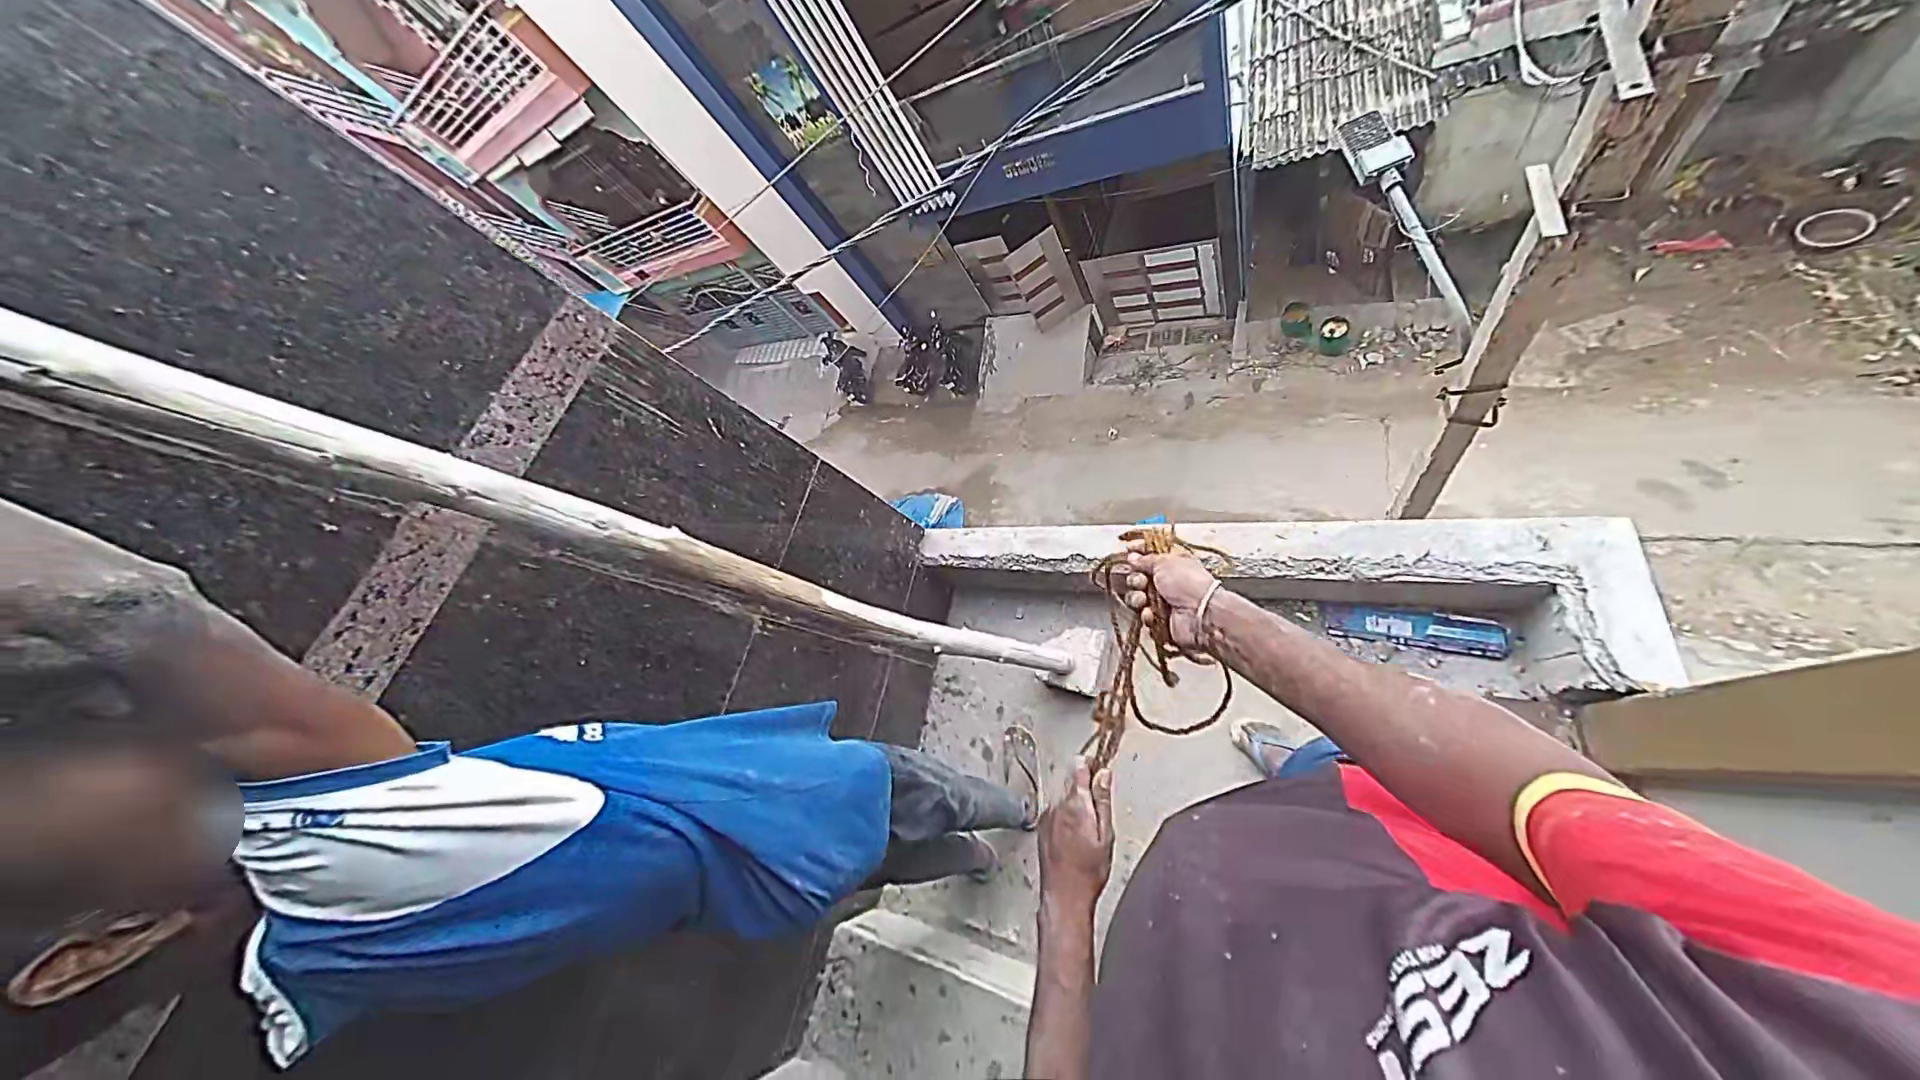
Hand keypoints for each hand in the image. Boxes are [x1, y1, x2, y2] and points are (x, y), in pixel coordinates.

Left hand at [1038, 760, 1113, 912]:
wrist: (1064, 895)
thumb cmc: (1088, 871)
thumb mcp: (1106, 835)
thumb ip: (1103, 800)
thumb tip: (1104, 774)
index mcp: (1075, 804)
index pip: (1080, 768)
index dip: (1091, 765)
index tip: (1099, 767)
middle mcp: (1057, 805)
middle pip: (1071, 782)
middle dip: (1084, 787)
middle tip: (1098, 806)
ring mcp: (1047, 815)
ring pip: (1062, 796)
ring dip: (1073, 802)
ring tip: (1086, 827)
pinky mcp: (1042, 826)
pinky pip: (1055, 810)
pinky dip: (1064, 814)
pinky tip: (1073, 835)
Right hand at [1122, 545, 1221, 650]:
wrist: (1200, 614)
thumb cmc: (1187, 582)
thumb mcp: (1164, 562)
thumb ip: (1145, 559)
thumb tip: (1132, 557)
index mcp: (1173, 563)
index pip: (1151, 554)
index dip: (1139, 551)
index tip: (1128, 549)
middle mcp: (1168, 582)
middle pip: (1139, 578)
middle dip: (1135, 579)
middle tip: (1140, 582)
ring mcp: (1164, 602)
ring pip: (1138, 598)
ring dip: (1137, 598)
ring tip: (1144, 600)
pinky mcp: (1161, 620)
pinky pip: (1144, 616)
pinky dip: (1146, 615)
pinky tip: (1151, 613)